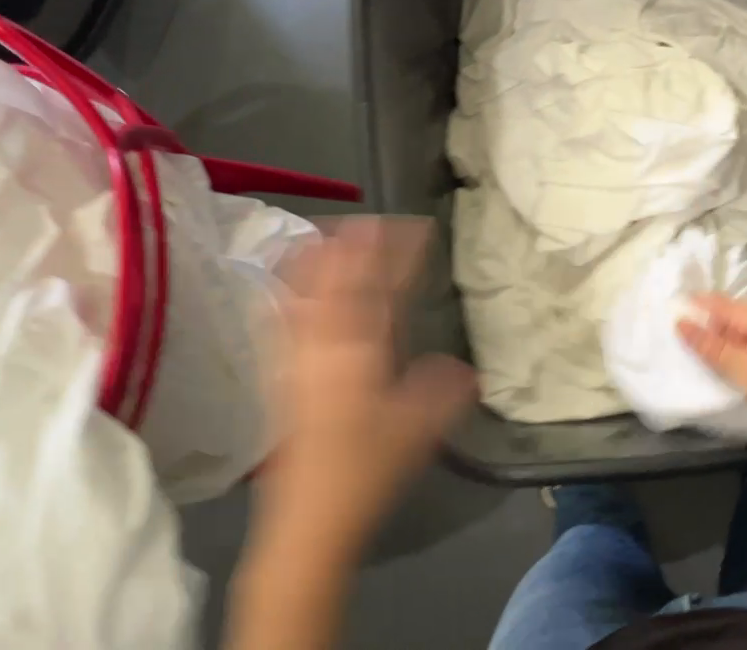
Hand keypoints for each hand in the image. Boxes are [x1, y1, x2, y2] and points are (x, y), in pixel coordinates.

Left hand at [259, 218, 475, 550]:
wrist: (306, 523)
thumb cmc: (365, 473)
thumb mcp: (417, 432)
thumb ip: (443, 394)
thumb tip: (467, 370)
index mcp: (358, 350)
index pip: (378, 285)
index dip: (398, 251)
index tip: (418, 227)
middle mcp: (321, 344)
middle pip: (333, 276)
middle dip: (355, 242)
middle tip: (377, 223)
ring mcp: (294, 357)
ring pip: (301, 290)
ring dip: (319, 257)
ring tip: (334, 236)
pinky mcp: (279, 375)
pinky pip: (280, 316)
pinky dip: (288, 287)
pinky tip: (290, 283)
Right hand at [675, 296, 746, 452]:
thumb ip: (712, 348)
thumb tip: (680, 320)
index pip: (709, 302)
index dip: (684, 309)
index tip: (656, 323)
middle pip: (723, 316)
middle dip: (699, 328)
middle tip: (669, 349)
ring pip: (736, 332)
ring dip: (716, 344)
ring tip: (692, 363)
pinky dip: (734, 355)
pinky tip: (727, 373)